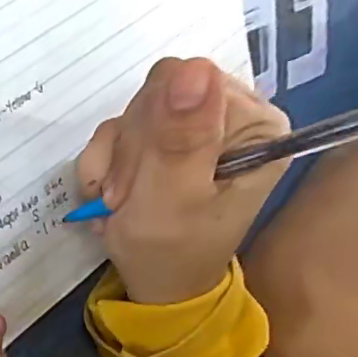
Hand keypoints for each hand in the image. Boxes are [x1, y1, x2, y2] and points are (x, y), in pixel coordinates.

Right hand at [73, 58, 290, 304]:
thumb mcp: (173, 198)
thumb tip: (192, 69)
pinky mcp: (163, 142)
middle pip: (155, 94)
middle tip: (128, 195)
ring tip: (120, 202)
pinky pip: (116, 132)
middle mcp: (229, 117)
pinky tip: (112, 196)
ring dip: (112, 163)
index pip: (186, 81)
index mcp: (254, 124)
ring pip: (131, 115)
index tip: (142, 178)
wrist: (156, 286)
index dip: (151, 127)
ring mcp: (193, 129)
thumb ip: (180, 137)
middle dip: (128, 150)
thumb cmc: (171, 252)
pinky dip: (102, 166)